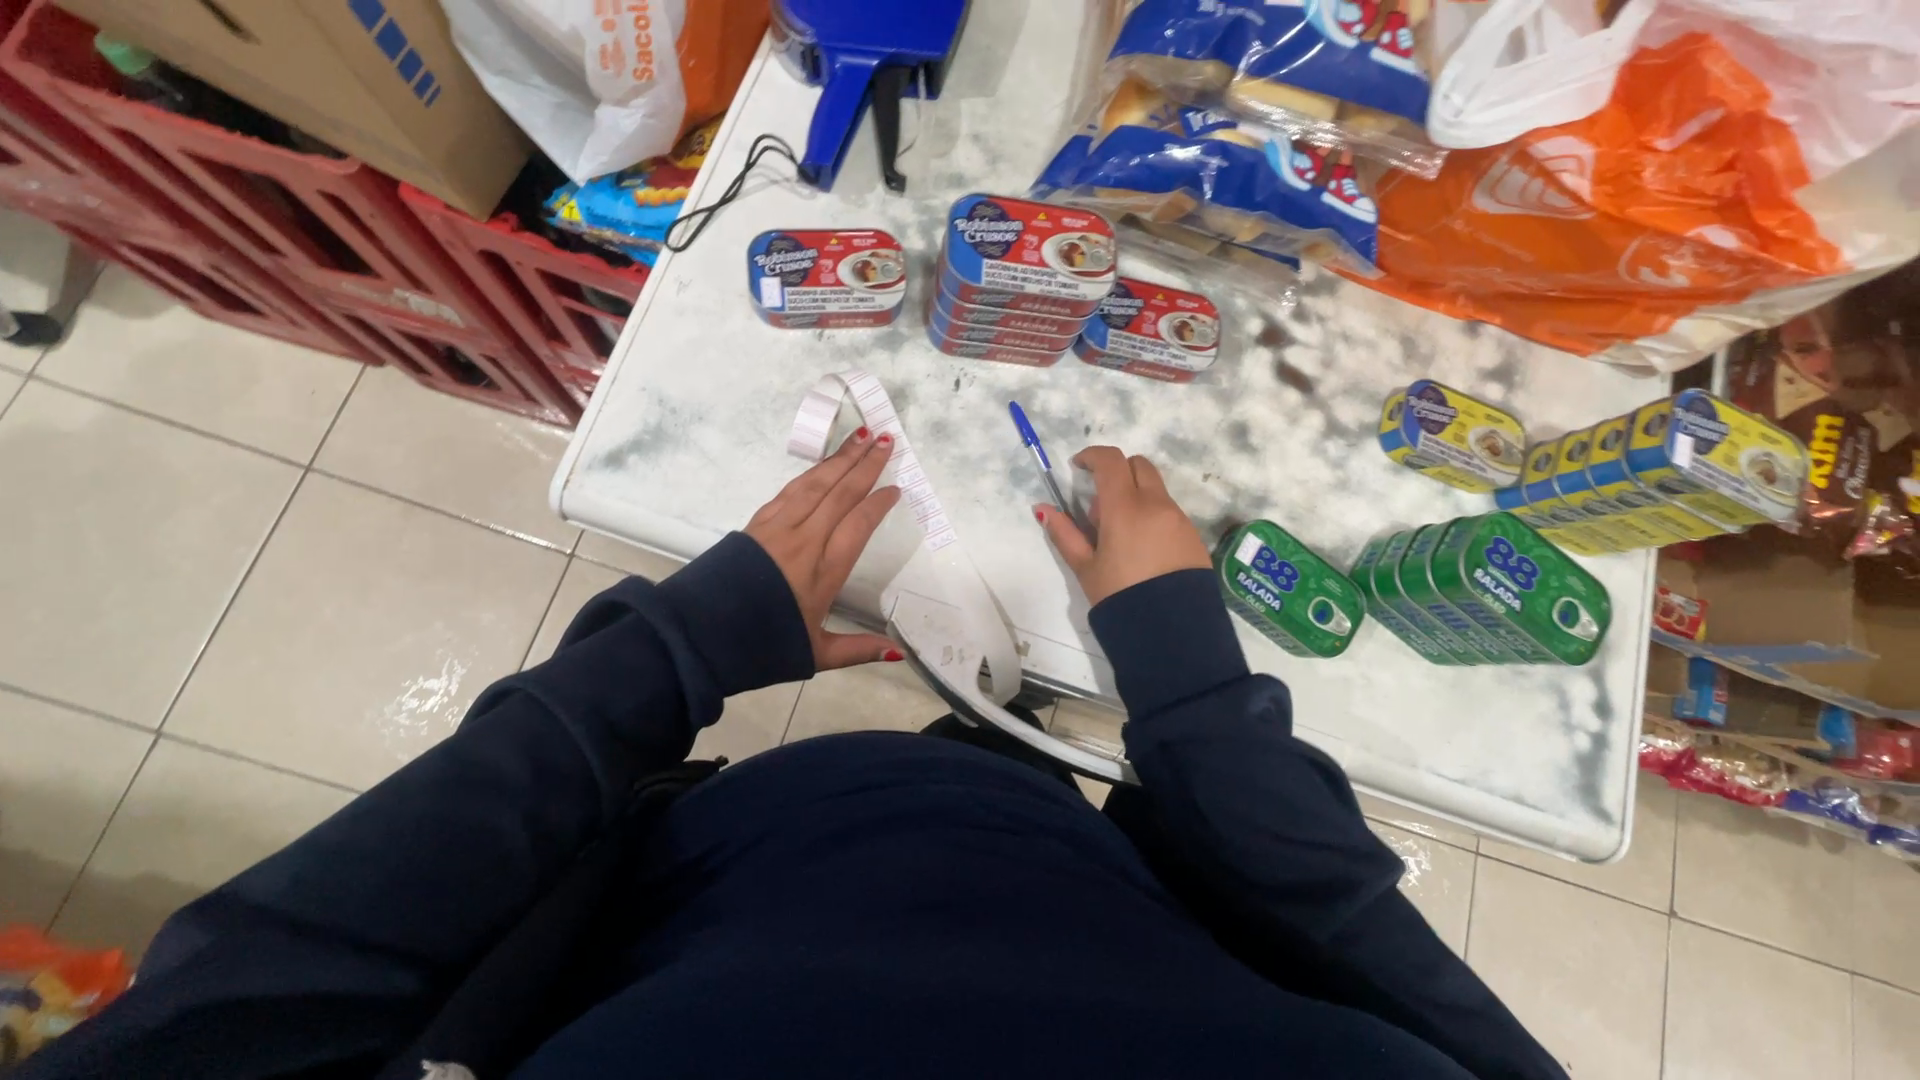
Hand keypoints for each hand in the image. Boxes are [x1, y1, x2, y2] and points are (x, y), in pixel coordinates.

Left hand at [746, 427, 904, 670]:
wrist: (699, 638)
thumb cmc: (763, 647)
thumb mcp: (816, 654)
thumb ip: (859, 649)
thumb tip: (898, 653)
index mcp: (823, 571)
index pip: (858, 524)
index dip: (878, 503)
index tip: (895, 488)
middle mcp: (804, 541)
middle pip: (840, 494)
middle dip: (865, 465)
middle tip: (887, 440)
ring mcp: (777, 529)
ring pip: (814, 484)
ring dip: (839, 459)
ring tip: (861, 437)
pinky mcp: (756, 526)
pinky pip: (790, 491)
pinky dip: (811, 475)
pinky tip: (822, 467)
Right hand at [1036, 446, 1211, 606]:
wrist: (1172, 632)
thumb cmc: (1121, 597)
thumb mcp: (1086, 568)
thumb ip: (1064, 534)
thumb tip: (1042, 509)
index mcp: (1126, 507)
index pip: (1111, 461)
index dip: (1093, 456)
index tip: (1079, 466)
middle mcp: (1157, 504)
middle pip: (1138, 466)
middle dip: (1117, 473)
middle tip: (1099, 509)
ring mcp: (1179, 519)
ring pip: (1155, 490)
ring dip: (1135, 497)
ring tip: (1120, 538)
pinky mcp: (1193, 536)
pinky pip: (1169, 512)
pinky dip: (1152, 516)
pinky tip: (1142, 552)